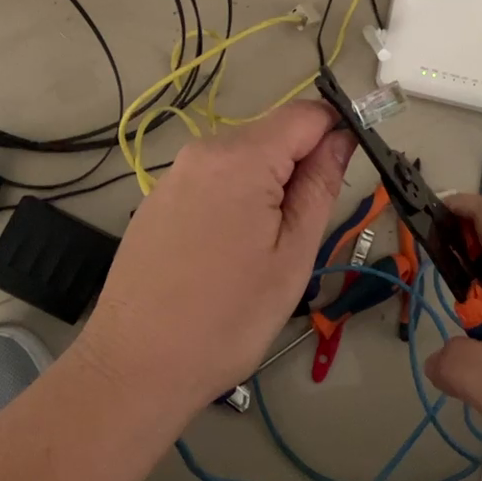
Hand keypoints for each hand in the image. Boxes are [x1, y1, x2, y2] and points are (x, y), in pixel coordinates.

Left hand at [70, 100, 355, 414]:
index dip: (336, 132)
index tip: (346, 175)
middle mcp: (204, 151)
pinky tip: (226, 254)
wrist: (135, 366)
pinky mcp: (159, 198)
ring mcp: (176, 173)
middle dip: (299, 169)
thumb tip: (342, 139)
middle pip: (273, 135)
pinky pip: (214, 180)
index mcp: (241, 157)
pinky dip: (235, 201)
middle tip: (301, 233)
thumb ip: (320, 186)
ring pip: (244, 159)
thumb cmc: (227, 318)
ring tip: (262, 252)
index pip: (305, 113)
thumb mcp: (292, 256)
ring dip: (267, 188)